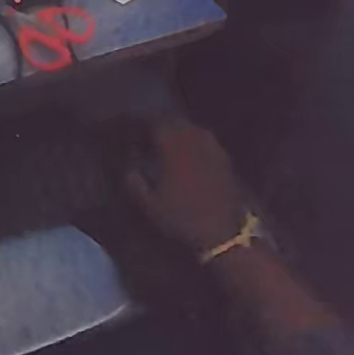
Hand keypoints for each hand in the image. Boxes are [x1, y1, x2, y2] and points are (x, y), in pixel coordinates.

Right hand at [124, 119, 250, 252]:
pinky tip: (189, 148)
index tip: (130, 125)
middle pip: (176, 121)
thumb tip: (128, 166)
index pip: (156, 124)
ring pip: (194, 128)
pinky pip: (207, 140)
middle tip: (146, 128)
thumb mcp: (149, 203)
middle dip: (160, 121)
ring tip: (167, 135)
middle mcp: (194, 143)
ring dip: (179, 128)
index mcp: (174, 150)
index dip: (142, 121)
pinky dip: (195, 138)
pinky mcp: (224, 160)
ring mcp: (212, 150)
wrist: (223, 233)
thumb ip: (135, 181)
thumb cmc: (181, 217)